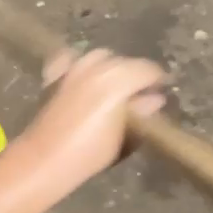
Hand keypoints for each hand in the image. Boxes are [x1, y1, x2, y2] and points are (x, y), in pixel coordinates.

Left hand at [19, 50, 167, 190]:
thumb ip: (142, 112)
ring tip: (116, 88)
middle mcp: (93, 66)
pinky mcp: (55, 74)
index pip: (146, 69)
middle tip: (141, 94)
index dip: (158, 78)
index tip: (164, 89)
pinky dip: (81, 64)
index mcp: (116, 79)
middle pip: (122, 61)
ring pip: (98, 57)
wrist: (48, 156)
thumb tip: (155, 98)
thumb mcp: (126, 135)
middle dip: (134, 73)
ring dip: (110, 67)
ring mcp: (71, 67)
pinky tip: (85, 77)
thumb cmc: (92, 151)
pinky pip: (72, 59)